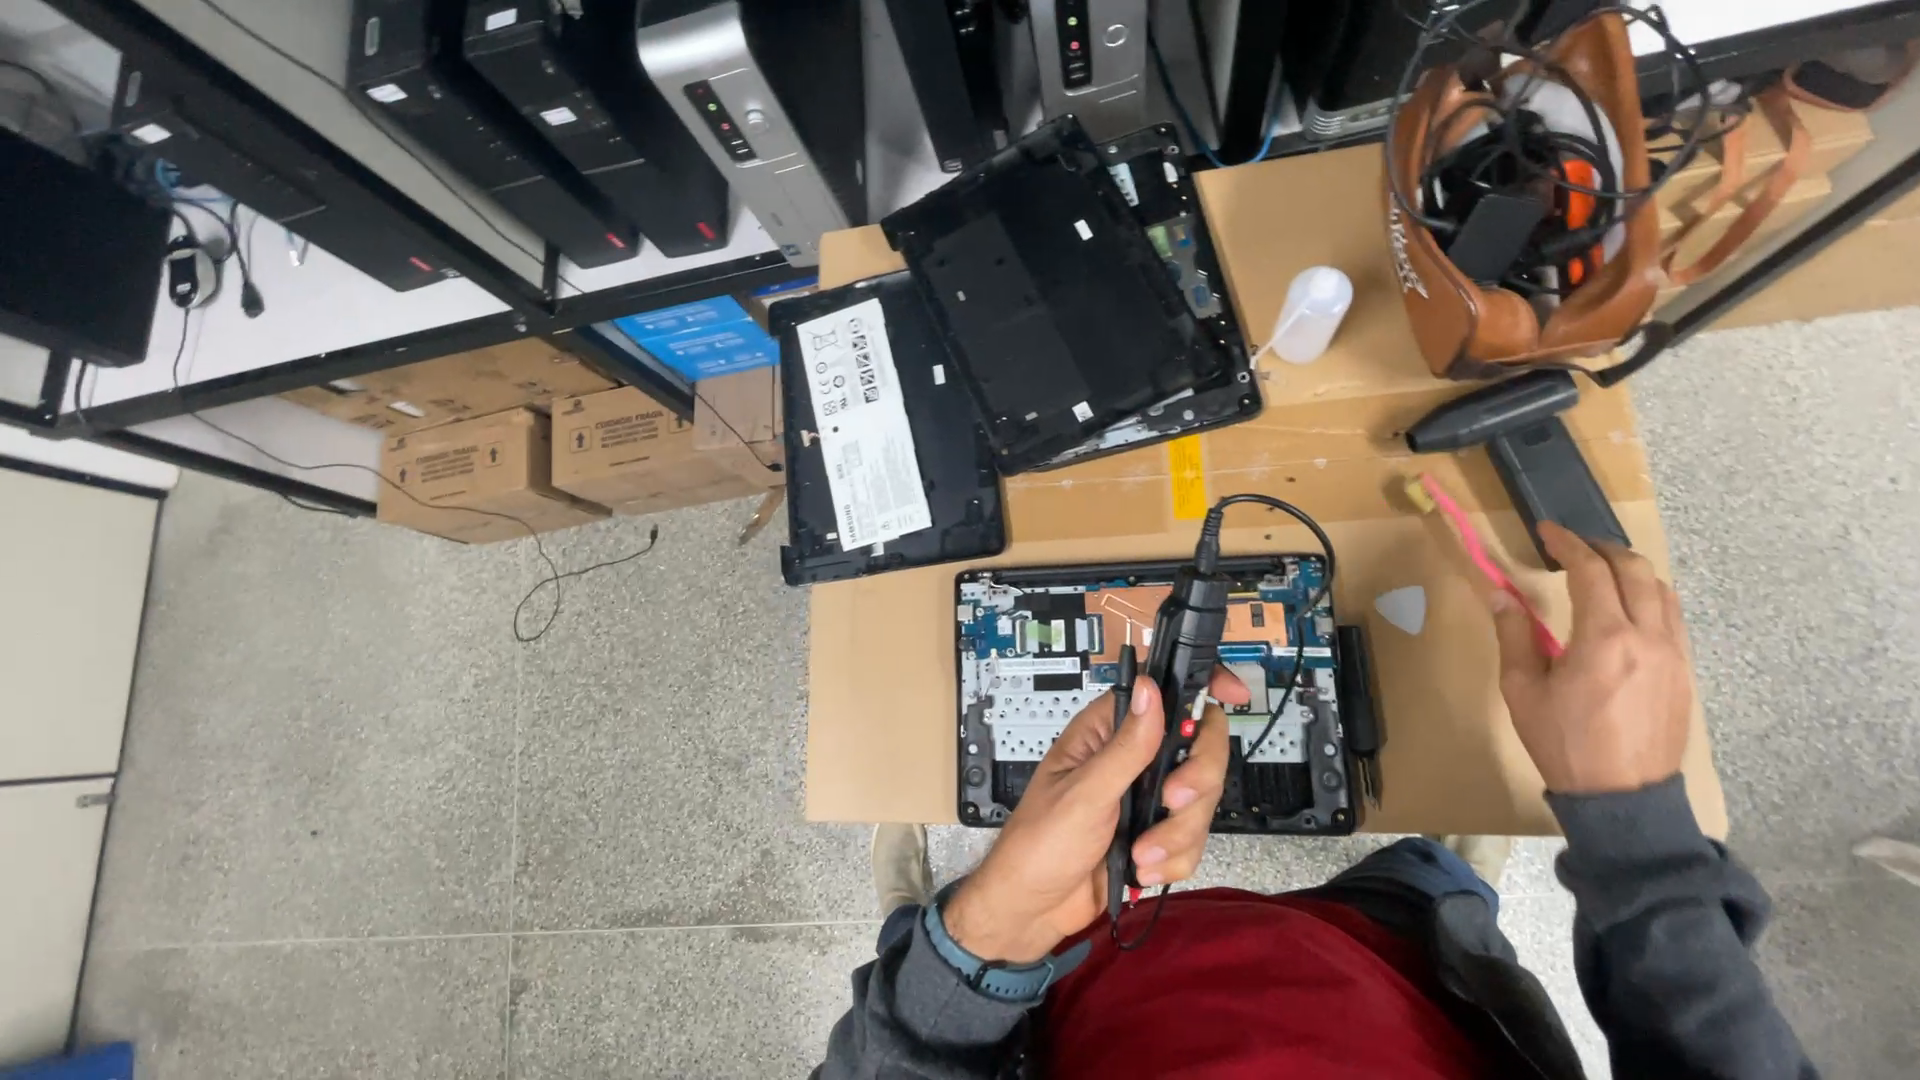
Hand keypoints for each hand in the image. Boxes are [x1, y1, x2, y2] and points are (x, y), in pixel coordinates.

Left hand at [943, 668, 1249, 962]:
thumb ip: (1124, 746)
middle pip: (1198, 749)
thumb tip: (1150, 689)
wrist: (1036, 907)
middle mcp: (1132, 759)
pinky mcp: (1158, 834)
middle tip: (1171, 803)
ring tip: (1142, 854)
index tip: (1235, 696)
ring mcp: (1148, 798)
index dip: (1201, 686)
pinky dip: (1174, 859)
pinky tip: (1142, 869)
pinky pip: (1193, 839)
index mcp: (1107, 733)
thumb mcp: (1084, 791)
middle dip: (1195, 782)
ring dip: (1178, 834)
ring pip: (1201, 800)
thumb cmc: (1042, 840)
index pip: (1162, 695)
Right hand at [1490, 521, 1693, 795]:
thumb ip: (1514, 636)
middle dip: (1604, 548)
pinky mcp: (1684, 671)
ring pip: (1663, 591)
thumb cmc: (1562, 740)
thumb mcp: (1522, 689)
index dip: (1568, 544)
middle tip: (1573, 545)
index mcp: (1604, 638)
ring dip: (1630, 570)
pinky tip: (1625, 607)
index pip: (1591, 572)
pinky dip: (1648, 596)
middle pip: (1637, 571)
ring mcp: (1674, 654)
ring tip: (1601, 570)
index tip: (1547, 531)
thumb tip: (1502, 597)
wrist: (1622, 794)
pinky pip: (1672, 617)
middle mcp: (1649, 637)